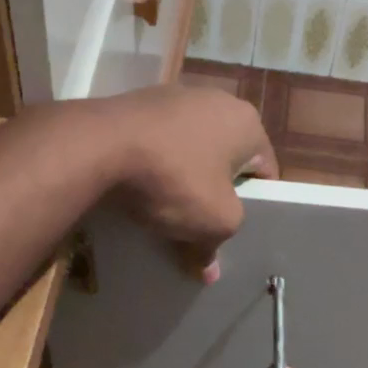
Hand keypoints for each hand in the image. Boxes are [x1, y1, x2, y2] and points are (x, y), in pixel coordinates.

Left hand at [102, 84, 277, 282]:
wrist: (102, 146)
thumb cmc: (177, 180)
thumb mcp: (214, 223)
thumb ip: (218, 246)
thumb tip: (209, 271)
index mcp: (247, 122)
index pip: (265, 171)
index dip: (256, 205)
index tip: (238, 230)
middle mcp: (217, 99)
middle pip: (227, 159)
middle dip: (218, 192)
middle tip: (206, 225)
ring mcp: (176, 96)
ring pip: (193, 150)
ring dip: (187, 179)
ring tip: (172, 211)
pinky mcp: (140, 102)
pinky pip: (161, 143)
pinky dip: (158, 165)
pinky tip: (144, 190)